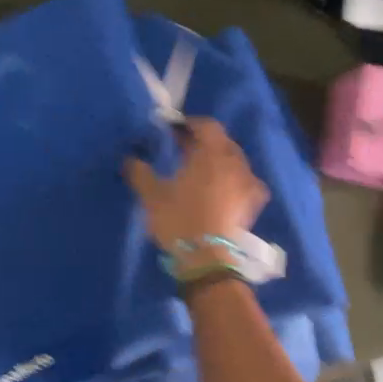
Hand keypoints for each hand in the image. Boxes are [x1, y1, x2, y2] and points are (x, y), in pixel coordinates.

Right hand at [125, 118, 270, 251]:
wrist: (206, 257)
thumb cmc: (178, 220)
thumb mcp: (151, 196)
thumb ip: (140, 173)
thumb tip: (129, 159)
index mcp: (211, 152)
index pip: (206, 125)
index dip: (189, 124)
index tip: (174, 130)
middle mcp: (234, 160)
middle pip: (221, 142)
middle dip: (204, 143)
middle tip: (185, 151)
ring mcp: (248, 181)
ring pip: (234, 161)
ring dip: (219, 162)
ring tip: (203, 173)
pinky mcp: (253, 202)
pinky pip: (245, 183)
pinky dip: (235, 181)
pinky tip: (227, 189)